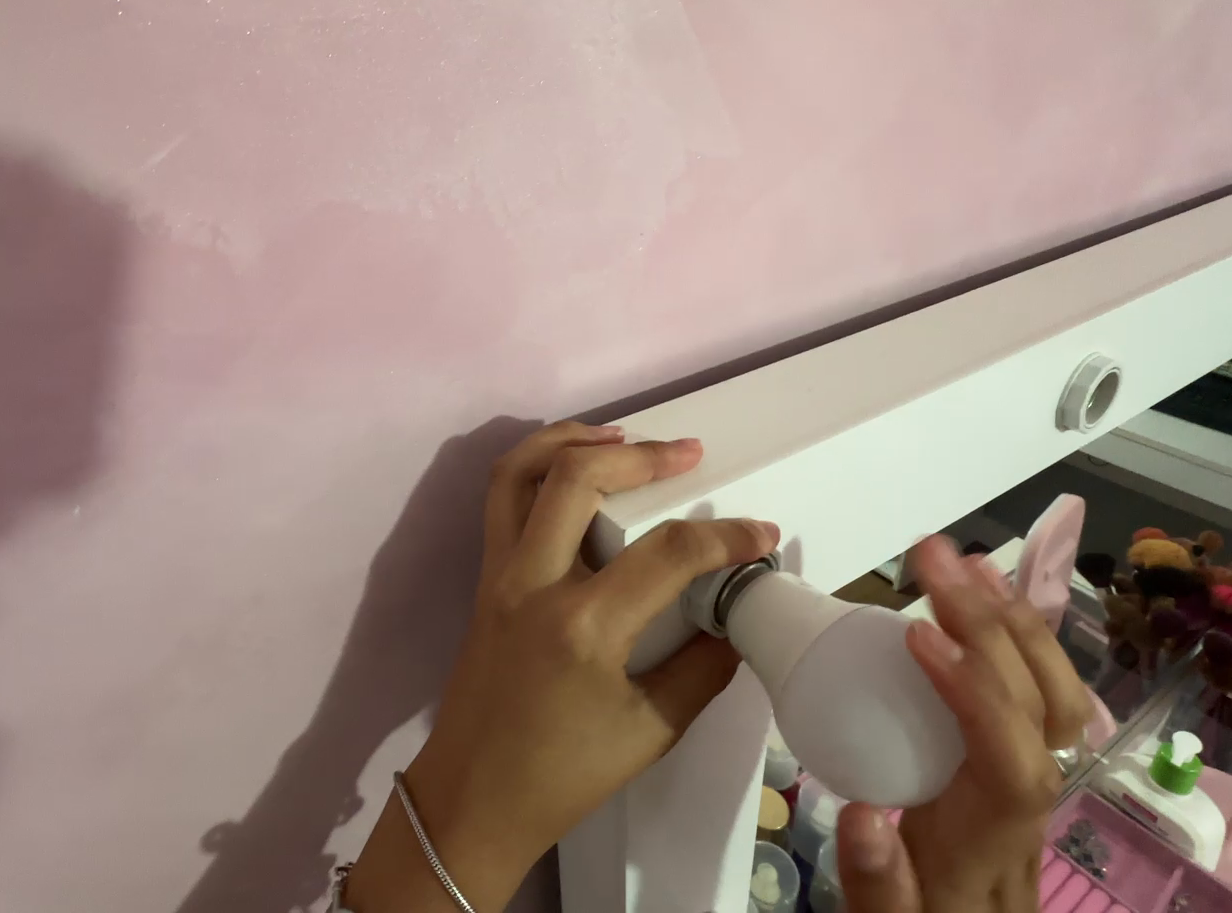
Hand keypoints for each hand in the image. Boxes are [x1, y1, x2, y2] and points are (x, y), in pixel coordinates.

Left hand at [343, 422, 777, 911]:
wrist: (472, 798)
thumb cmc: (563, 775)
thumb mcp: (652, 732)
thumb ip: (703, 668)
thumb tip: (733, 616)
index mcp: (583, 626)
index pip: (666, 554)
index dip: (724, 537)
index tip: (760, 535)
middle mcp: (532, 581)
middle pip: (578, 476)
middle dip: (642, 454)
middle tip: (688, 452)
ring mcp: (498, 572)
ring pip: (521, 470)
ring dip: (572, 438)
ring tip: (622, 434)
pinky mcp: (483, 574)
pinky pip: (502, 497)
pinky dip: (536, 464)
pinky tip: (572, 465)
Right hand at [836, 536, 1092, 911]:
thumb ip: (878, 889)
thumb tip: (862, 813)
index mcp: (990, 848)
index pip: (1008, 764)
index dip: (974, 694)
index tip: (915, 633)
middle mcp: (1026, 811)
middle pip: (1044, 716)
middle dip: (993, 628)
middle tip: (933, 558)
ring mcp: (1029, 785)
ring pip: (1056, 701)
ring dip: (1013, 622)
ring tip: (964, 561)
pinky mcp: (1013, 764)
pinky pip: (1034, 698)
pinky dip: (1013, 640)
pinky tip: (980, 602)